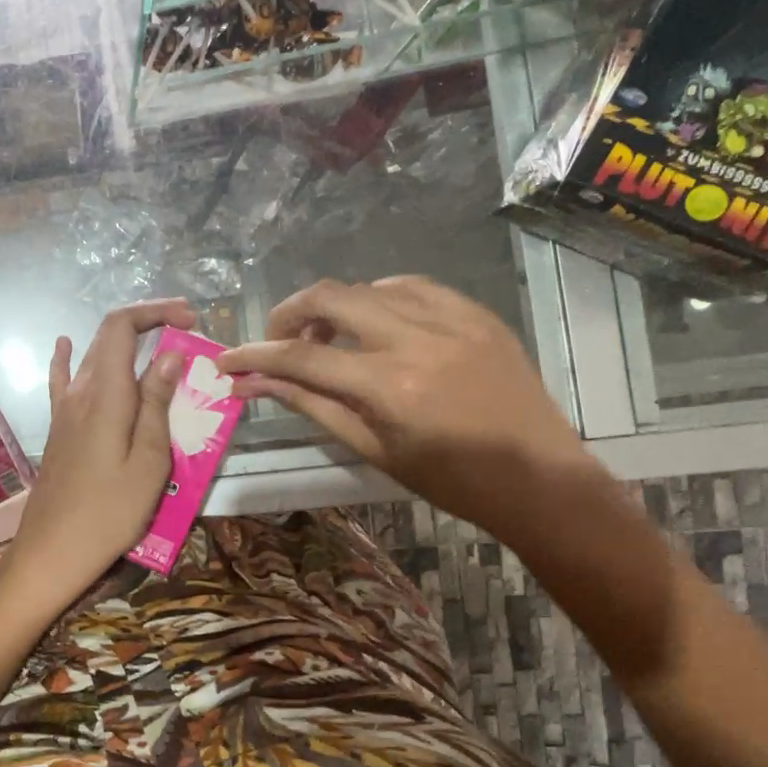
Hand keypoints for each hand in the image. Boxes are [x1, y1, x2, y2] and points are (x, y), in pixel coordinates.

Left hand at [1, 299, 194, 604]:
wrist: (53, 549)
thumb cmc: (109, 512)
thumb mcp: (148, 461)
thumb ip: (157, 404)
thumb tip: (169, 354)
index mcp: (104, 394)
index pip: (121, 326)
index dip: (155, 311)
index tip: (191, 320)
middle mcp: (79, 393)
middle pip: (107, 337)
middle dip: (147, 324)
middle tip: (187, 336)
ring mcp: (63, 411)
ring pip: (91, 358)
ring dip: (124, 346)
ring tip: (159, 352)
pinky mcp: (58, 430)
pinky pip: (63, 381)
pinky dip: (68, 358)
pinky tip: (64, 346)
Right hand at [214, 277, 603, 536]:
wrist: (540, 479)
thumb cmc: (449, 480)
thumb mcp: (371, 448)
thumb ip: (309, 406)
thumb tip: (252, 386)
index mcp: (390, 387)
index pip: (301, 357)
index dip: (255, 356)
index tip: (227, 361)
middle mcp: (418, 341)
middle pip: (331, 298)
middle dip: (289, 313)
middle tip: (278, 340)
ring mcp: (453, 321)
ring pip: (369, 287)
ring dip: (334, 306)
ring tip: (328, 337)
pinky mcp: (477, 315)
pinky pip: (414, 286)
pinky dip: (379, 298)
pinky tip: (374, 321)